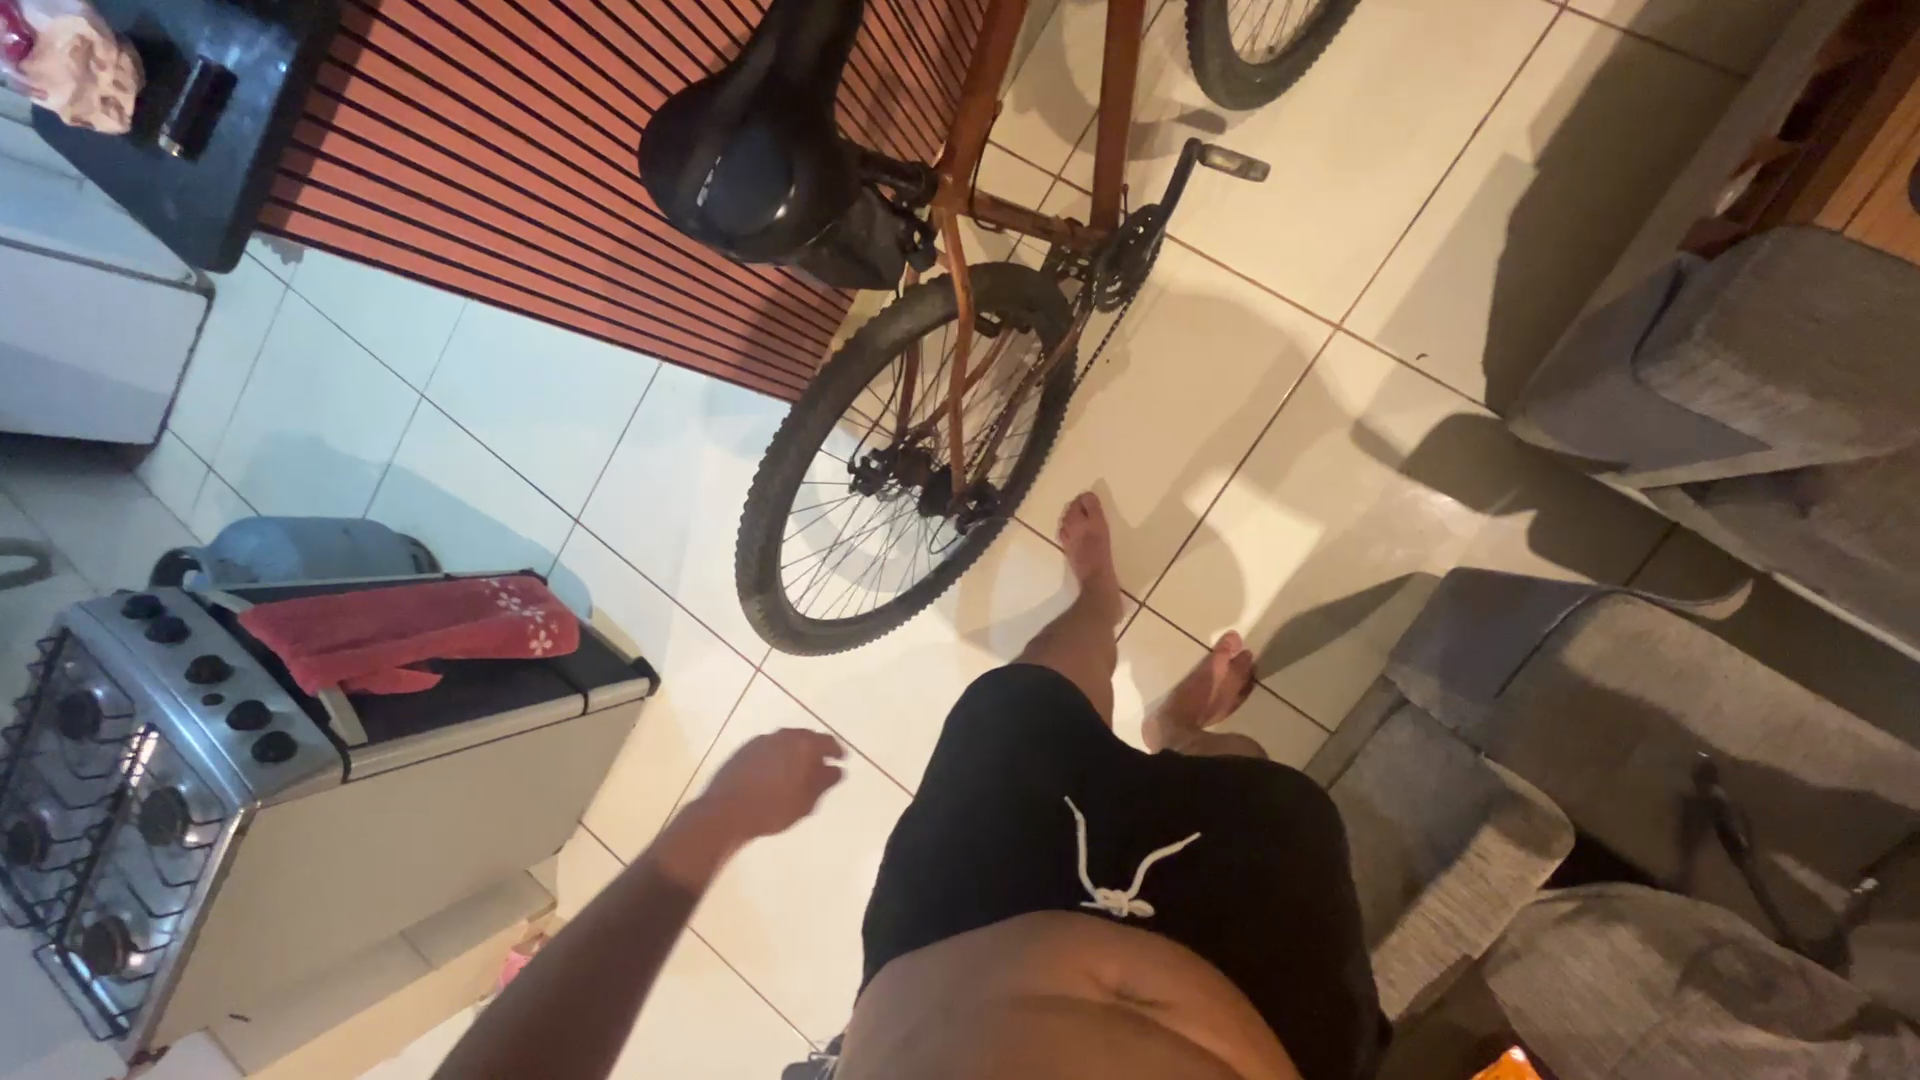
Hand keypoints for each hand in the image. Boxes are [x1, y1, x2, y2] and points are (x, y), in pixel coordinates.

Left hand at [697, 728, 846, 841]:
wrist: (725, 812)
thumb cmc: (773, 808)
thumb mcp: (806, 800)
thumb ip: (825, 782)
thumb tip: (837, 770)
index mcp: (802, 744)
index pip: (827, 741)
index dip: (837, 751)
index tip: (842, 760)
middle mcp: (782, 736)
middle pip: (805, 738)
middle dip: (815, 750)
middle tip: (821, 766)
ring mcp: (760, 741)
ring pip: (785, 742)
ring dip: (795, 753)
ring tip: (798, 771)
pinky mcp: (743, 750)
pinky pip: (768, 749)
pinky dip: (777, 757)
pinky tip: (775, 774)